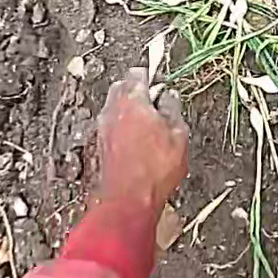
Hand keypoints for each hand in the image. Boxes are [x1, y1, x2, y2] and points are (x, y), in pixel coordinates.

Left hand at [90, 67, 188, 213]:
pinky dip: (122, 125)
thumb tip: (168, 95)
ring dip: (128, 108)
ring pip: (114, 106)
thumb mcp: (178, 134)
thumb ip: (172, 108)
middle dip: (136, 89)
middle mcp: (112, 112)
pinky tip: (138, 139)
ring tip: (149, 123)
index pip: (137, 74)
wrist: (128, 204)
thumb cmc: (156, 168)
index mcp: (132, 102)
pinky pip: (111, 124)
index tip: (162, 83)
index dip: (151, 76)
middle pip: (120, 87)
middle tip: (156, 101)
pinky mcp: (99, 146)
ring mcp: (102, 129)